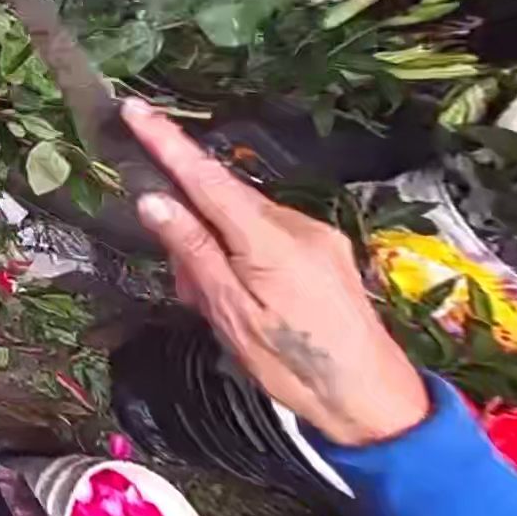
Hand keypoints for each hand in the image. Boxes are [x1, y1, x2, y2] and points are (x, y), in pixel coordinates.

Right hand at [121, 99, 428, 446]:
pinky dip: (237, 250)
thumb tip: (152, 201)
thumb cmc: (298, 369)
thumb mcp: (233, 315)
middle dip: (188, 223)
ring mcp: (313, 231)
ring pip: (238, 217)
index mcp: (270, 241)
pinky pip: (262, 230)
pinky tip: (238, 291)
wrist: (380, 407)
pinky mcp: (321, 245)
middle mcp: (295, 223)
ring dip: (213, 245)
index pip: (205, 178)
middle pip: (220, 197)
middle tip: (185, 284)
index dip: (166, 140)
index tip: (136, 108)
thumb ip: (194, 252)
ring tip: (213, 301)